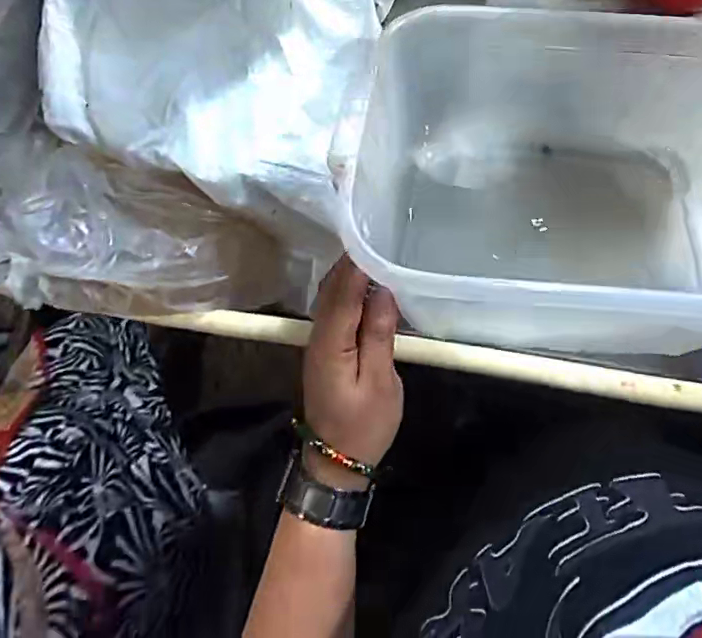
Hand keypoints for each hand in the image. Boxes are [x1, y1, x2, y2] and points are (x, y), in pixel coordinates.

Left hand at [302, 258, 402, 490]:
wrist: (336, 464)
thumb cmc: (364, 427)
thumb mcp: (381, 384)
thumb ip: (380, 335)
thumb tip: (383, 291)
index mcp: (331, 344)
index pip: (342, 293)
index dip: (357, 264)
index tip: (374, 236)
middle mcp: (318, 337)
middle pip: (332, 289)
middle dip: (353, 262)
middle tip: (380, 236)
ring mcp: (319, 342)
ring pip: (331, 297)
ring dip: (350, 274)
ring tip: (378, 253)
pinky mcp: (326, 348)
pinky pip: (335, 309)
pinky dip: (350, 291)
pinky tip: (369, 285)